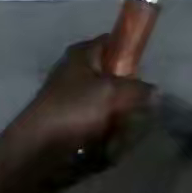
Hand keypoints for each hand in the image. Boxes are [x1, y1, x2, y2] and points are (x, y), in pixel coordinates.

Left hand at [9, 36, 153, 153]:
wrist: (34, 152)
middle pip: (113, 76)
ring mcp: (69, 98)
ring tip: (119, 133)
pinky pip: (95, 125)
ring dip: (116, 119)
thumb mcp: (112, 93)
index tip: (145, 71)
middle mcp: (75, 71)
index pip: (114, 41)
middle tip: (134, 109)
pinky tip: (106, 147)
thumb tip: (157, 93)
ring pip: (106, 104)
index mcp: (83, 53)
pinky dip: (103, 135)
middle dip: (126, 95)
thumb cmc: (73, 110)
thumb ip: (139, 90)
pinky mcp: (65, 124)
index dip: (131, 51)